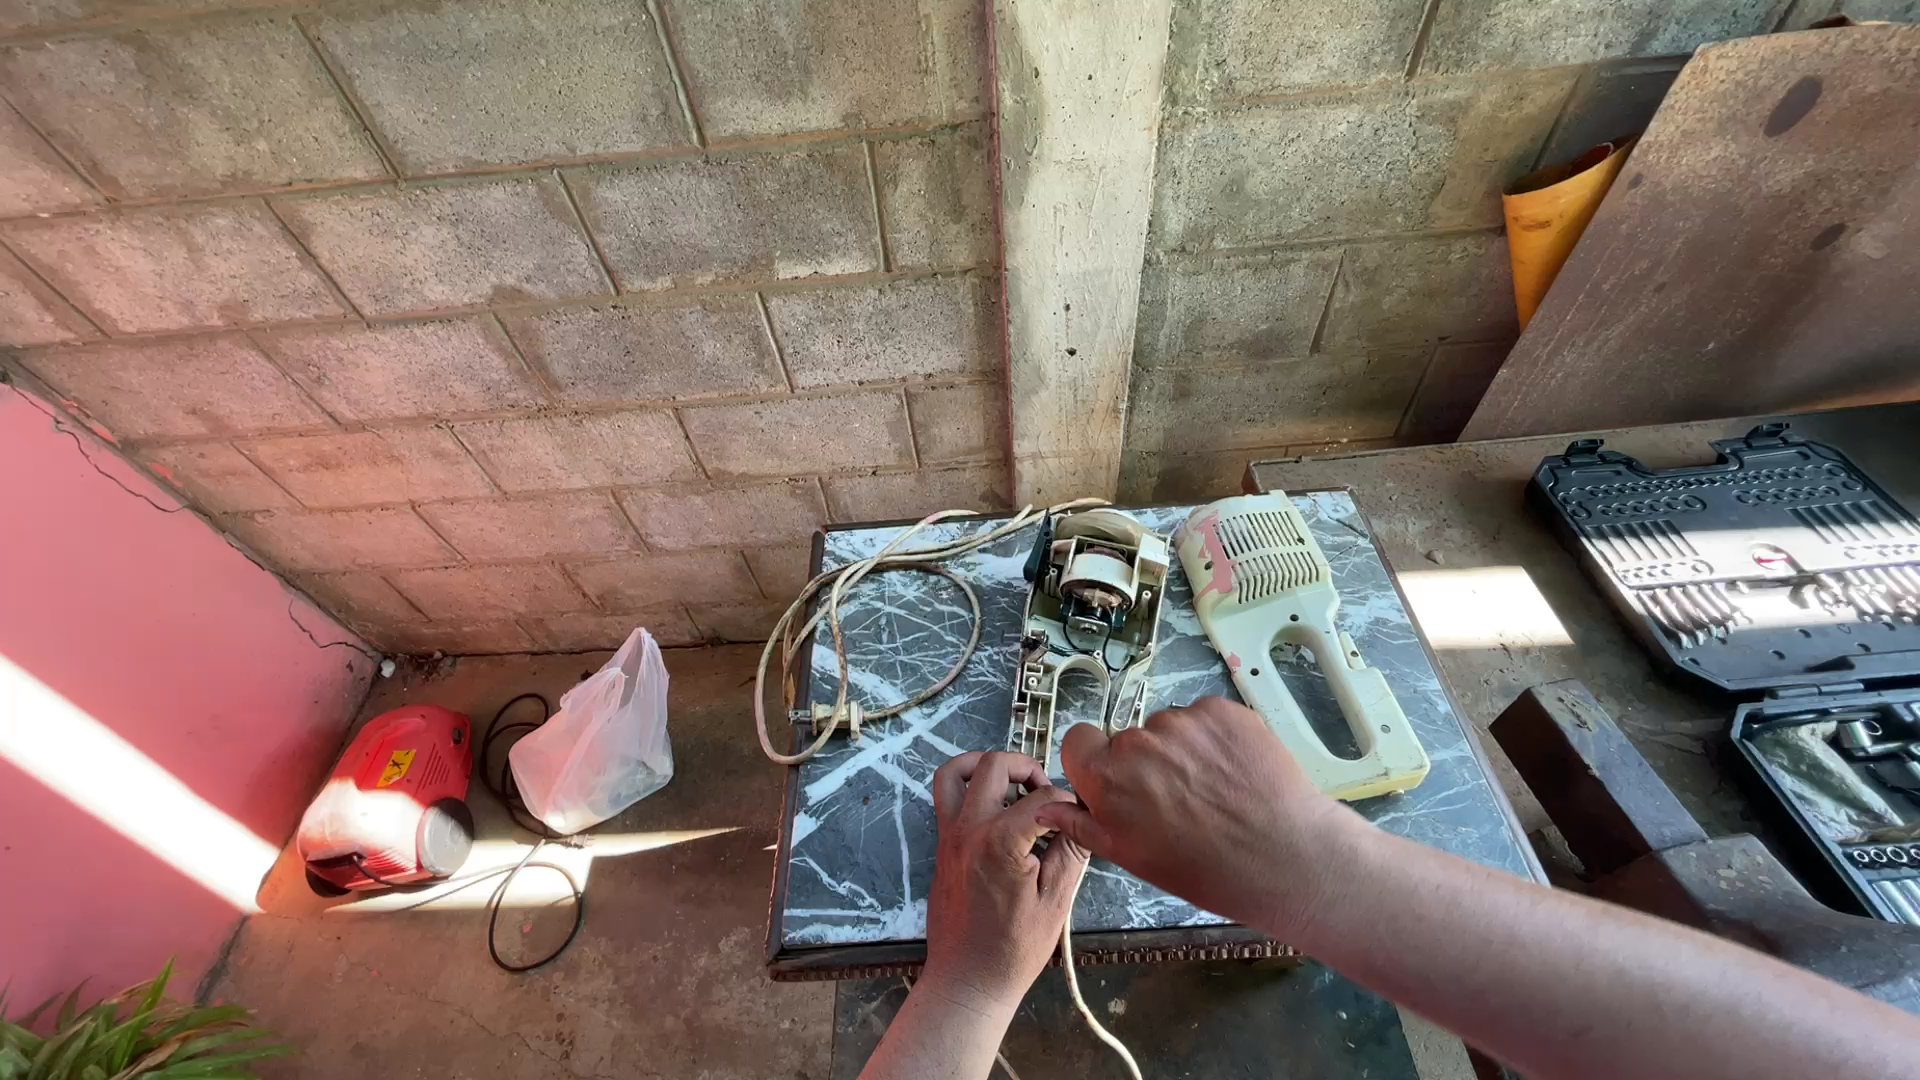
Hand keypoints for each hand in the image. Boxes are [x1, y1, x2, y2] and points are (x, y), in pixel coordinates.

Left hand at [921, 751, 1088, 1013]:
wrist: (966, 981)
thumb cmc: (1013, 950)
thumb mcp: (1056, 903)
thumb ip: (1071, 852)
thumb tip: (1082, 819)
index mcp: (1001, 842)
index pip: (1042, 797)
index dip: (1068, 801)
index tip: (1080, 816)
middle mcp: (969, 829)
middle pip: (993, 765)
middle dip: (1026, 767)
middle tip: (1045, 790)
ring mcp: (949, 834)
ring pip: (955, 771)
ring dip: (985, 766)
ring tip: (1012, 783)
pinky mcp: (942, 843)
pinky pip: (945, 797)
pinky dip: (967, 786)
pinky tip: (994, 806)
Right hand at [1035, 696, 1361, 940]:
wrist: (1286, 858)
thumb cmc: (1204, 868)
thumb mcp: (1133, 857)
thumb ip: (1084, 824)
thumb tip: (1048, 806)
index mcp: (1106, 777)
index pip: (1078, 740)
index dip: (1097, 760)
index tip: (1122, 782)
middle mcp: (1136, 741)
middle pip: (1128, 738)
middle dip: (1145, 761)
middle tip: (1180, 797)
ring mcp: (1180, 720)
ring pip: (1169, 728)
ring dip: (1182, 749)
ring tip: (1215, 788)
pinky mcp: (1219, 709)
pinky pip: (1204, 716)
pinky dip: (1214, 737)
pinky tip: (1234, 770)